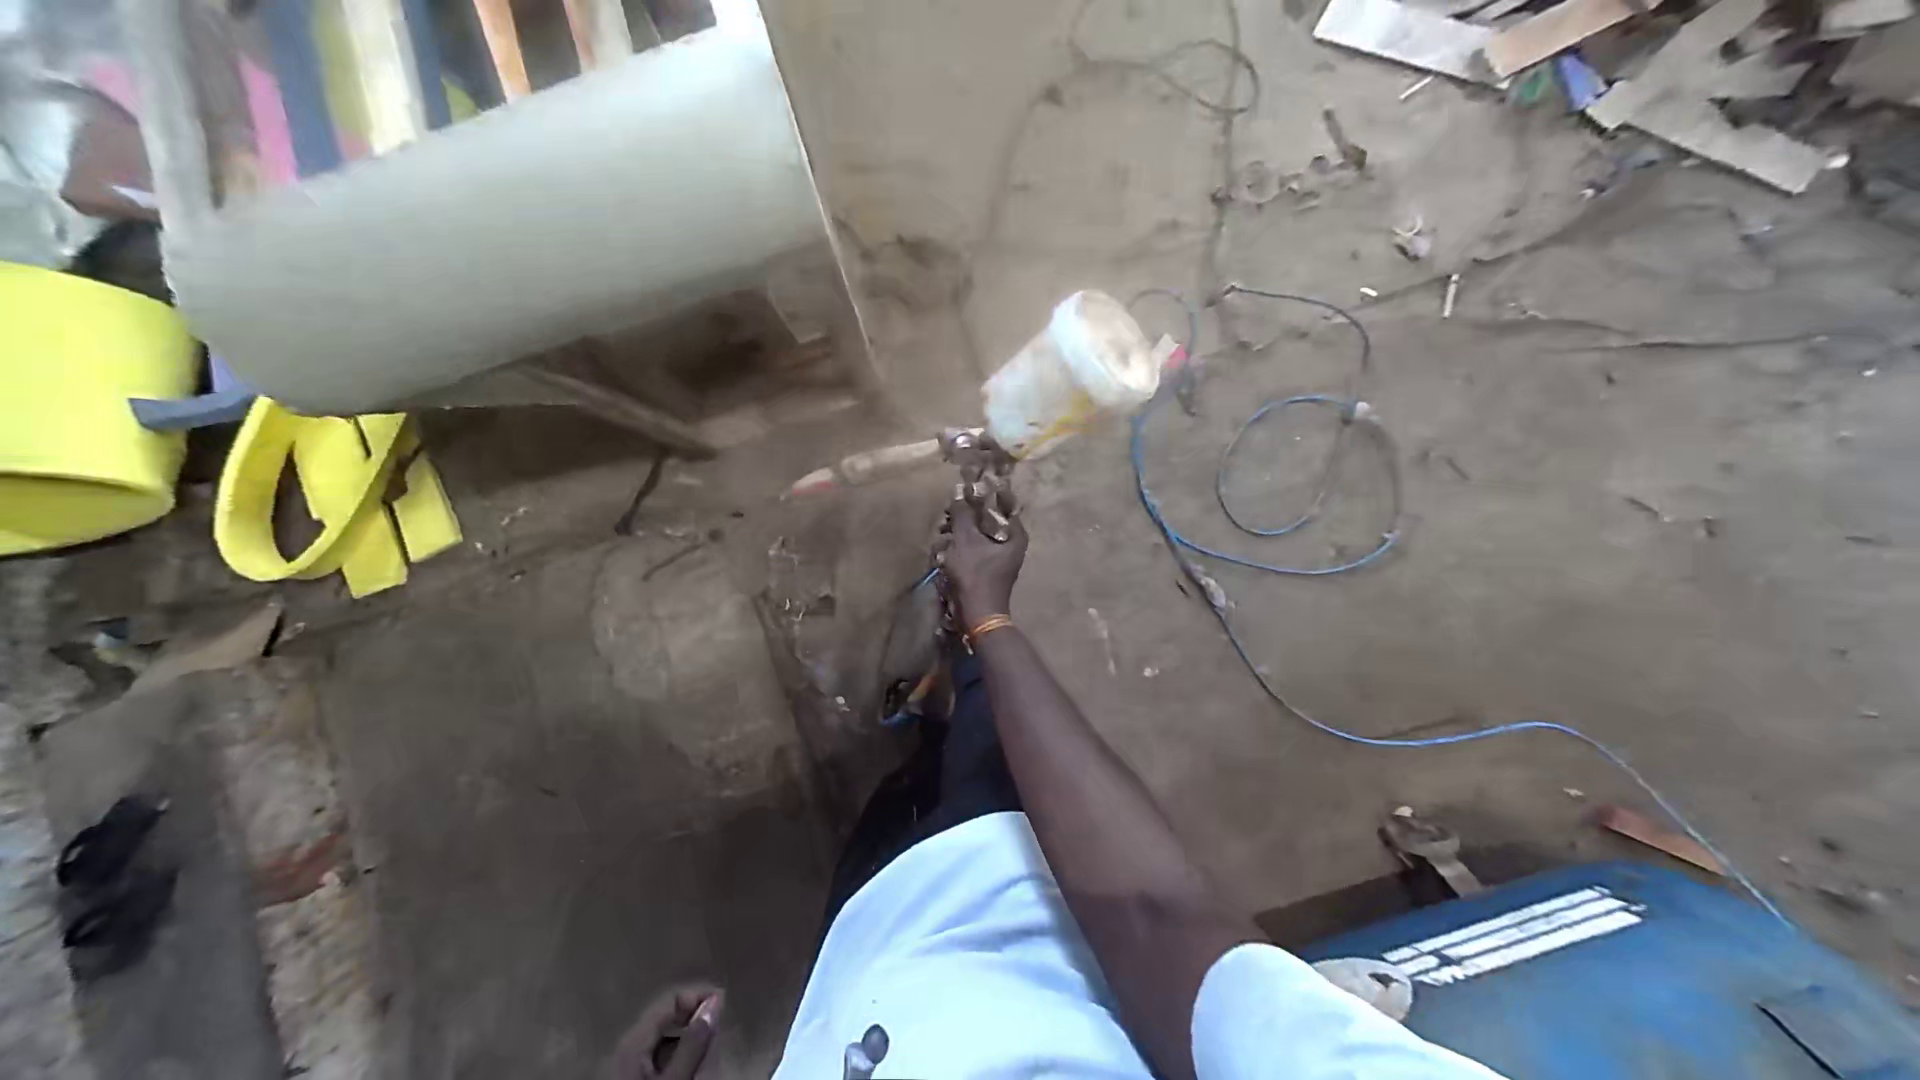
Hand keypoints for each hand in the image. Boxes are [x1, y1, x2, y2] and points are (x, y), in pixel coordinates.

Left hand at [610, 984, 722, 1079]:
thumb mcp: (675, 1079)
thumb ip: (693, 1043)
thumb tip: (714, 1003)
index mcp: (632, 1039)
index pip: (670, 999)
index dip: (699, 995)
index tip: (724, 1003)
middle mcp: (625, 1044)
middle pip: (665, 1015)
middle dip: (694, 1013)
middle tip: (721, 1020)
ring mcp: (624, 1063)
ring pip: (662, 1036)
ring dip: (687, 1033)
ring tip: (709, 1041)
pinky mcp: (629, 1075)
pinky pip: (656, 1054)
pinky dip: (676, 1051)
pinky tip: (689, 1061)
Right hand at [936, 495, 1028, 625]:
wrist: (977, 614)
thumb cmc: (975, 575)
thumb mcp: (966, 540)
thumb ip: (962, 514)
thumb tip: (959, 492)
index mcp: (1015, 535)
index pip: (1001, 504)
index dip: (982, 496)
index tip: (963, 493)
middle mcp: (1011, 544)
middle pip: (986, 520)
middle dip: (964, 519)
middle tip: (948, 519)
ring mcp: (999, 558)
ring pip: (976, 535)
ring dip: (957, 535)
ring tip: (942, 538)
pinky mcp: (986, 569)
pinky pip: (972, 550)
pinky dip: (958, 549)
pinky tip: (942, 553)